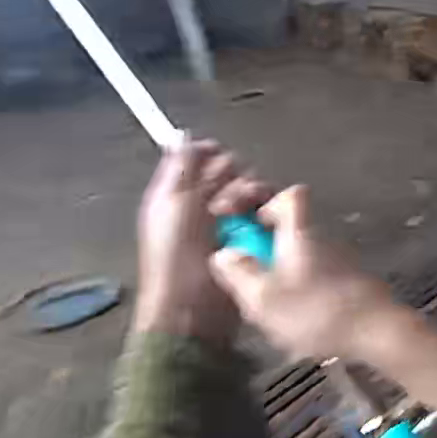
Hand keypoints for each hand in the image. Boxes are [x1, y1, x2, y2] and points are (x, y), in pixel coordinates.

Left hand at [134, 141, 270, 340]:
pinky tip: (261, 220)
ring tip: (240, 214)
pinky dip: (264, 211)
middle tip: (224, 198)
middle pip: (230, 171)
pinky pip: (264, 212)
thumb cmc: (176, 252)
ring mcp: (227, 223)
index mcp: (176, 193)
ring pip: (251, 189)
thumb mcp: (172, 201)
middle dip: (232, 178)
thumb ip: (181, 166)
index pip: (200, 158)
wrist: (194, 303)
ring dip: (248, 195)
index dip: (211, 154)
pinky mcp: (250, 238)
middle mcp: (202, 204)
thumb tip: (182, 134)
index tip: (219, 158)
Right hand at [208, 185, 405, 362]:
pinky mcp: (352, 281)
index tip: (251, 228)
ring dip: (284, 270)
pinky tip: (297, 316)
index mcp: (301, 231)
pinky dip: (304, 286)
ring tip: (271, 303)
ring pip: (305, 252)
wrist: (376, 331)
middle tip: (253, 276)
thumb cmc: (316, 311)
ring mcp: (342, 259)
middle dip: (269, 245)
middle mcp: (324, 237)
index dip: (267, 204)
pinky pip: (319, 272)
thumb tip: (225, 253)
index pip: (291, 195)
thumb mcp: (263, 296)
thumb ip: (239, 272)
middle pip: (294, 226)